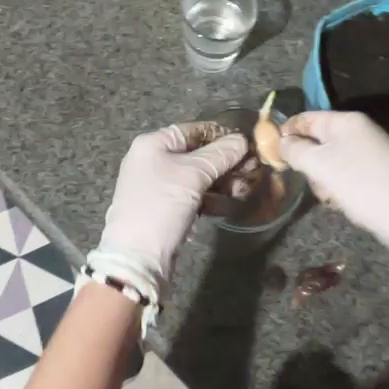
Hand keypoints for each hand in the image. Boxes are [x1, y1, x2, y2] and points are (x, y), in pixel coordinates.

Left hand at [95, 123, 248, 290]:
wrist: (137, 258)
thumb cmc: (161, 205)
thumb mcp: (193, 175)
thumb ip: (220, 155)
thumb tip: (242, 140)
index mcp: (152, 144)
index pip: (192, 130)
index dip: (220, 135)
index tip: (245, 143)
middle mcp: (151, 160)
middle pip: (195, 154)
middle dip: (224, 162)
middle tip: (252, 170)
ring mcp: (156, 186)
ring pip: (195, 177)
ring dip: (221, 182)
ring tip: (244, 190)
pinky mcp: (164, 209)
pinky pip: (191, 196)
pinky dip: (209, 198)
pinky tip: (228, 204)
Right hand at [279, 111, 388, 308]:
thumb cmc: (363, 186)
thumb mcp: (320, 166)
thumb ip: (295, 150)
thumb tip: (281, 141)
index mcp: (344, 121)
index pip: (304, 118)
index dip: (285, 133)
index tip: (272, 155)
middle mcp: (359, 131)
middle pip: (318, 140)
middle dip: (308, 163)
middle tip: (311, 183)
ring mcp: (372, 152)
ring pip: (332, 161)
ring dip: (325, 180)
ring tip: (333, 199)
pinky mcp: (381, 174)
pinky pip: (348, 175)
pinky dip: (341, 189)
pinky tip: (347, 205)